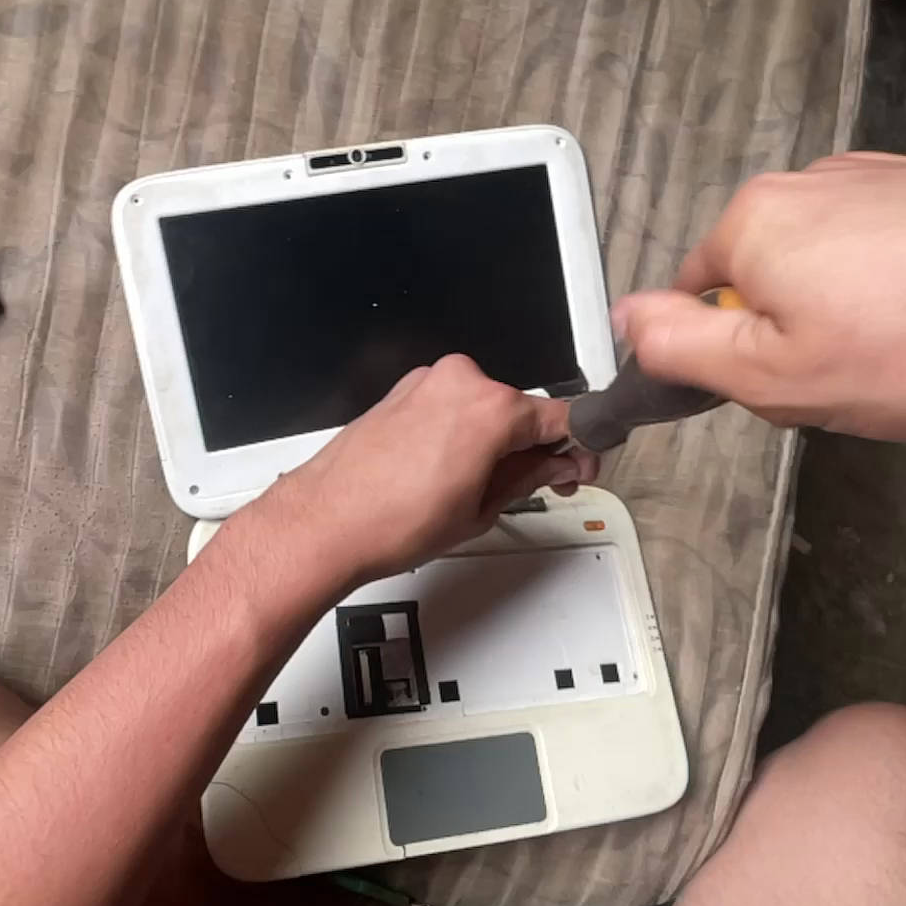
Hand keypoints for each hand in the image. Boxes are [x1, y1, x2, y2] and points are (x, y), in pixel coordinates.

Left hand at [241, 355, 598, 584]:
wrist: (325, 523)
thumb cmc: (388, 522)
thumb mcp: (480, 510)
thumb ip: (530, 477)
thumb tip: (556, 462)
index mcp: (490, 408)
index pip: (563, 417)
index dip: (580, 447)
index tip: (579, 465)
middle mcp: (459, 382)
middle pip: (521, 410)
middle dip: (535, 446)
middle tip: (537, 484)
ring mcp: (426, 383)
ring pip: (485, 408)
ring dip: (496, 440)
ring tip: (479, 487)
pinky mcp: (403, 392)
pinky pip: (451, 406)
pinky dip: (463, 431)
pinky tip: (451, 470)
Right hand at [613, 155, 905, 440]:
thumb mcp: (770, 375)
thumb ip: (674, 348)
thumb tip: (620, 320)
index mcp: (755, 223)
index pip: (685, 301)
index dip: (718, 358)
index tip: (768, 390)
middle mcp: (816, 184)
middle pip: (757, 288)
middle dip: (784, 345)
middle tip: (840, 385)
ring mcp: (888, 182)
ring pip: (823, 282)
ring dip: (844, 331)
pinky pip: (887, 266)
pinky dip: (902, 308)